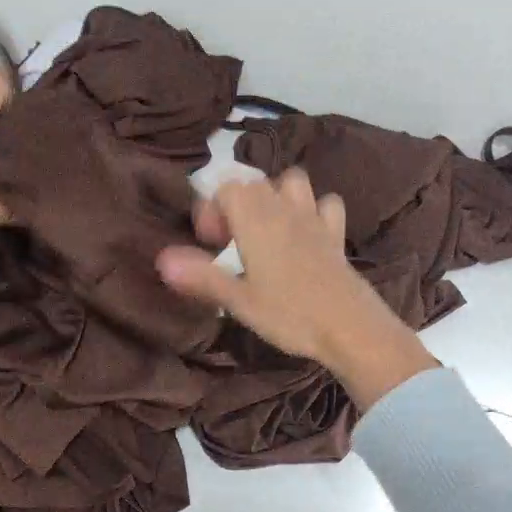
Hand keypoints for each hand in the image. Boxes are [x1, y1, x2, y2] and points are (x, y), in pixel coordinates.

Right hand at [156, 168, 438, 407]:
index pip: (225, 187)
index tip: (210, 245)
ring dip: (275, 200)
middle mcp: (285, 209)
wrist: (349, 326)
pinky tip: (306, 236)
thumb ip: (202, 276)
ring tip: (265, 234)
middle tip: (231, 247)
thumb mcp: (239, 301)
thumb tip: (161, 259)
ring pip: (291, 184)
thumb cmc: (289, 315)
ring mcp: (314, 218)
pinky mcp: (336, 235)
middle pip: (255, 184)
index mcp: (256, 220)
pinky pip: (324, 205)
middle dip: (237, 207)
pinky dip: (313, 212)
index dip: (211, 212)